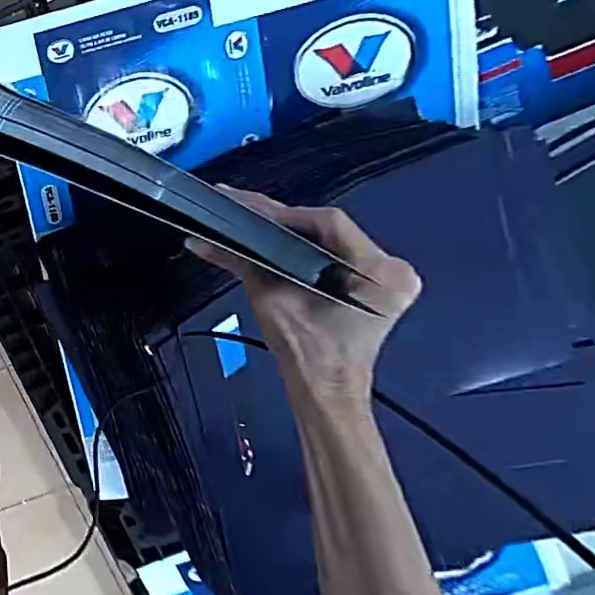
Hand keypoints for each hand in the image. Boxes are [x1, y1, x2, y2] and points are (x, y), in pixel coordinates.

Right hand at [185, 187, 421, 402]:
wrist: (323, 388)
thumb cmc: (306, 351)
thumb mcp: (269, 296)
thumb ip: (240, 260)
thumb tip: (202, 241)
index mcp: (380, 272)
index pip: (328, 221)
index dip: (283, 213)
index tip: (248, 210)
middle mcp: (392, 271)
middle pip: (327, 228)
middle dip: (280, 220)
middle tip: (242, 206)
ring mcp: (385, 278)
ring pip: (328, 238)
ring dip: (288, 230)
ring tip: (252, 219)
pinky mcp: (372, 285)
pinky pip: (334, 253)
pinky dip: (302, 246)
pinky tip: (276, 238)